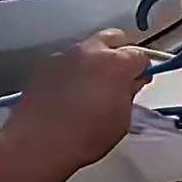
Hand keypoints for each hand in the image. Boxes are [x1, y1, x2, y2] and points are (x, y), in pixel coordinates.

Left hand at [0, 29, 150, 181]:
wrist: (39, 143)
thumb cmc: (84, 136)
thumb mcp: (121, 120)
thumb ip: (129, 94)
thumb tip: (132, 84)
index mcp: (115, 63)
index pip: (139, 54)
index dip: (143, 68)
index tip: (140, 78)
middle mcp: (89, 52)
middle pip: (113, 38)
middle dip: (121, 52)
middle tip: (121, 75)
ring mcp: (65, 56)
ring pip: (88, 48)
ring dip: (95, 60)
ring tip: (93, 86)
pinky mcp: (45, 66)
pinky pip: (66, 61)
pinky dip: (73, 70)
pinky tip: (71, 92)